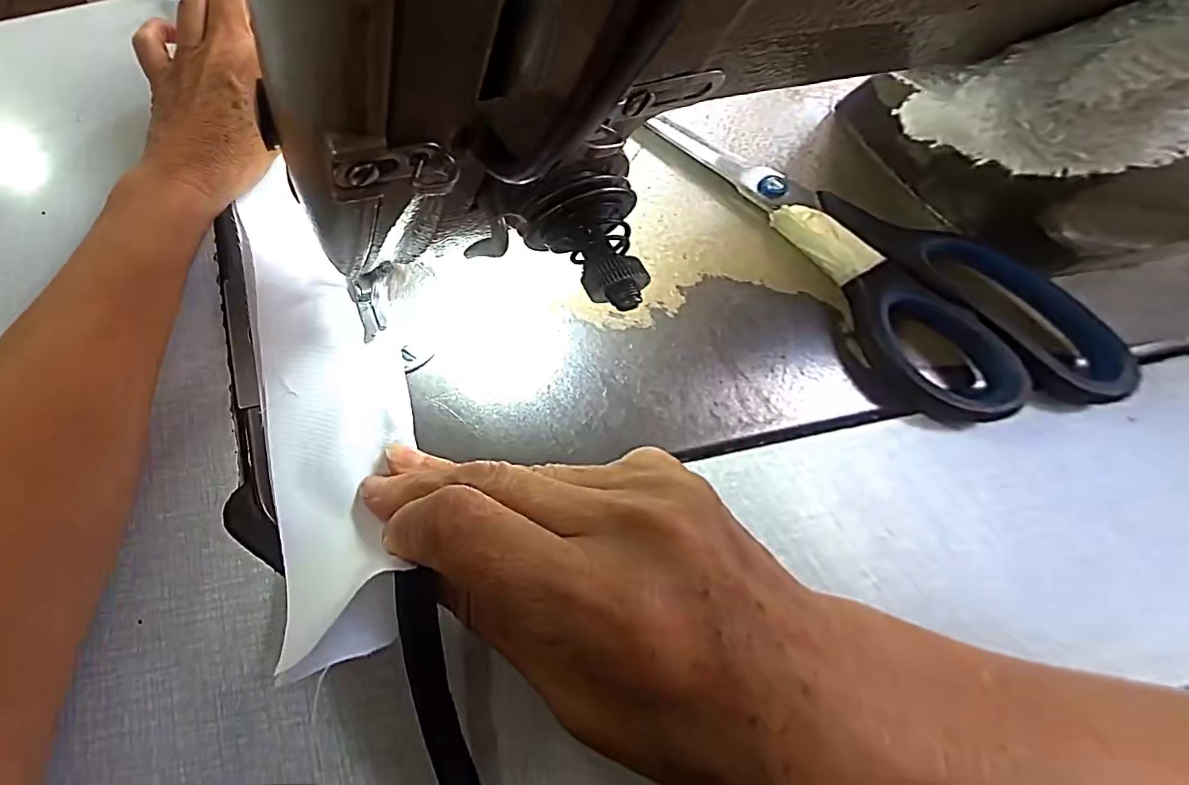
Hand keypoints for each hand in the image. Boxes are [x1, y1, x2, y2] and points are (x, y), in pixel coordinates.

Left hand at [130, 0, 273, 215]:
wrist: (185, 182)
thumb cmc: (228, 164)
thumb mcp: (277, 127)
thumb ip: (281, 94)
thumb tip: (289, 80)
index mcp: (244, 56)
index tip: (275, 9)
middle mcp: (211, 49)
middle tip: (250, 8)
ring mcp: (182, 60)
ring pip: (189, 4)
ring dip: (206, 5)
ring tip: (220, 19)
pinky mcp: (161, 76)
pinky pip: (149, 38)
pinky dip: (160, 29)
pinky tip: (175, 35)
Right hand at [361, 445, 831, 784]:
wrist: (802, 689)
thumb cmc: (686, 721)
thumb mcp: (570, 695)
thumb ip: (494, 613)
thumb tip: (432, 557)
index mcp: (604, 599)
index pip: (473, 525)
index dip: (416, 519)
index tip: (387, 525)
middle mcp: (630, 524)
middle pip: (495, 479)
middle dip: (430, 481)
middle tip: (386, 477)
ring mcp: (653, 485)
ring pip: (528, 470)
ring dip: (476, 478)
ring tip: (427, 474)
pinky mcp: (663, 469)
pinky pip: (571, 472)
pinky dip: (533, 487)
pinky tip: (515, 500)